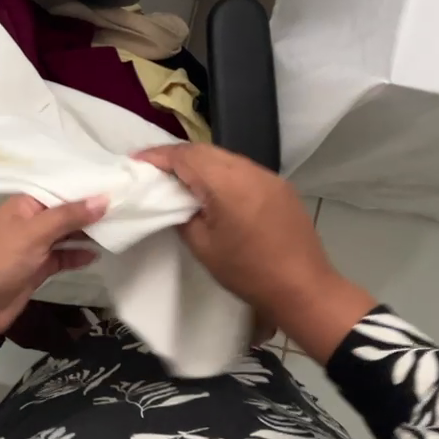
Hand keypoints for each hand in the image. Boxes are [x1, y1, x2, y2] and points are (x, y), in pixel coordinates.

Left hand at [0, 194, 107, 342]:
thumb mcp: (34, 233)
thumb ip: (68, 216)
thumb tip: (103, 198)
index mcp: (23, 204)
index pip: (59, 187)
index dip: (86, 185)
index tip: (117, 181)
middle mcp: (29, 220)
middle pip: (65, 210)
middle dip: (91, 209)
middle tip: (127, 205)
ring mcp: (34, 245)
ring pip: (66, 234)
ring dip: (88, 233)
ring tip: (119, 227)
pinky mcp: (38, 267)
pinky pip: (63, 256)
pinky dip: (78, 255)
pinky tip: (97, 254)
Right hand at [136, 144, 372, 361]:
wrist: (303, 288)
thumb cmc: (247, 271)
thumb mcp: (201, 245)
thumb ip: (182, 214)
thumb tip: (173, 199)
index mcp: (228, 184)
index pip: (185, 156)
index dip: (157, 156)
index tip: (135, 162)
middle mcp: (250, 171)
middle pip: (204, 150)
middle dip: (175, 156)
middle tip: (151, 169)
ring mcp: (268, 176)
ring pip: (224, 157)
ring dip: (198, 162)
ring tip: (177, 178)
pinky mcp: (279, 186)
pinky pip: (241, 169)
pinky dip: (219, 172)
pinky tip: (210, 189)